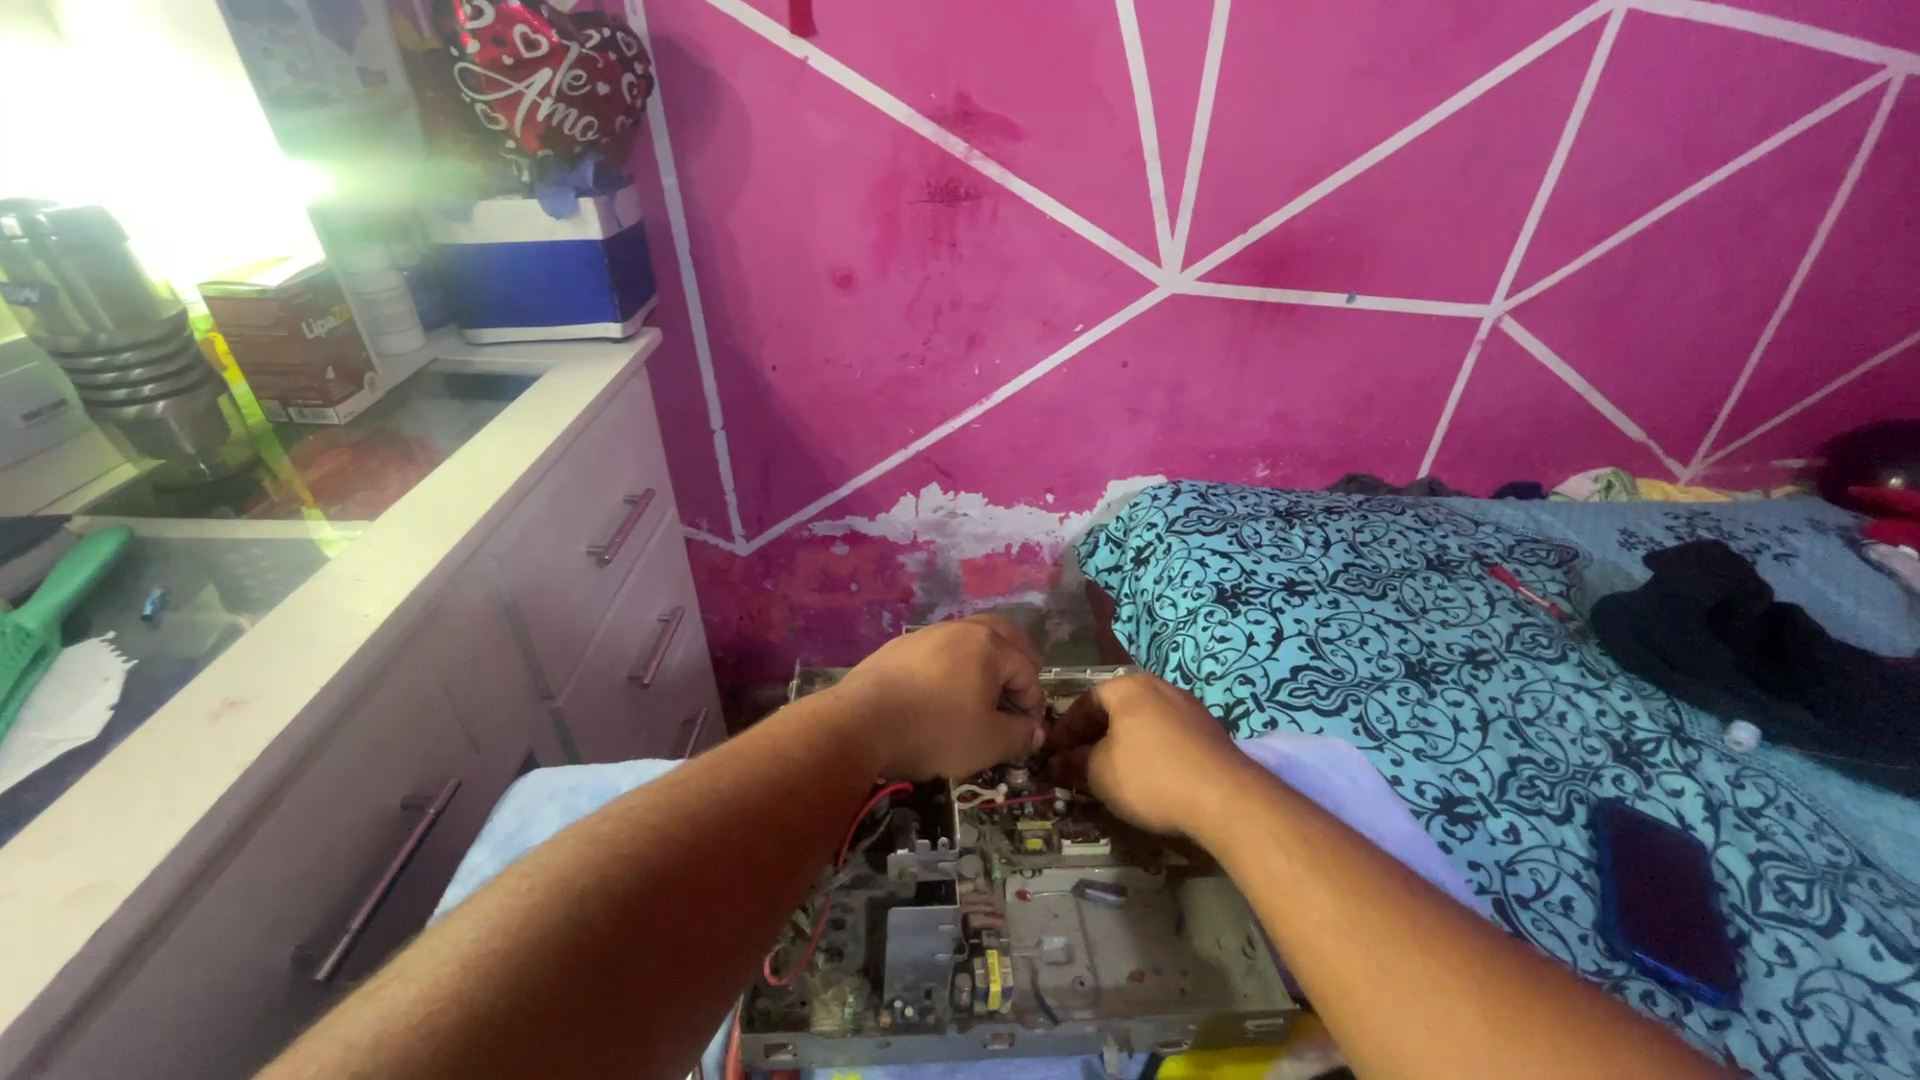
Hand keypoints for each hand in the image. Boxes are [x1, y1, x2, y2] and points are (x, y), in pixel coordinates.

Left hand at [830, 615, 1046, 780]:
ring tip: (985, 687)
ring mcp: (925, 635)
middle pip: (1002, 634)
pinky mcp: (898, 648)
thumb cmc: (934, 730)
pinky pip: (937, 650)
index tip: (1028, 730)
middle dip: (1018, 659)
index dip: (1034, 702)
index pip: (1026, 671)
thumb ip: (1019, 735)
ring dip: (983, 659)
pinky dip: (952, 665)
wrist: (861, 723)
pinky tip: (944, 689)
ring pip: (967, 638)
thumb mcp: (988, 743)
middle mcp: (960, 629)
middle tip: (1022, 684)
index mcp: (989, 645)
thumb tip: (1035, 731)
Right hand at [1047, 674, 1254, 836]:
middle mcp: (1160, 687)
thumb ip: (1074, 763)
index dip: (1065, 730)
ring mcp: (1190, 708)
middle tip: (1077, 764)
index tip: (1052, 754)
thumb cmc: (1150, 777)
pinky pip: (1168, 736)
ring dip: (1122, 745)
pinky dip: (1150, 752)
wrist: (1225, 798)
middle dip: (1093, 737)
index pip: (1085, 701)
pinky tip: (1147, 778)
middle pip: (1116, 709)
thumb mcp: (1099, 773)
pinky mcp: (1210, 732)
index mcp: (1129, 687)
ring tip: (1110, 773)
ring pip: (1143, 723)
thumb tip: (1058, 761)